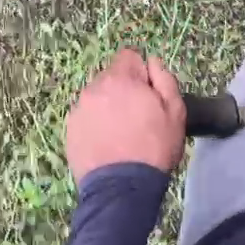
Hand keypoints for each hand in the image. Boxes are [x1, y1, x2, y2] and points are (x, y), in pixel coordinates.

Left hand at [64, 49, 186, 183]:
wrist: (121, 189)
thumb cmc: (154, 147)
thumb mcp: (175, 110)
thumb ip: (164, 78)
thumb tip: (151, 62)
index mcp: (121, 79)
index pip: (129, 56)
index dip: (142, 72)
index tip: (149, 92)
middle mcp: (94, 88)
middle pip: (112, 76)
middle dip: (124, 88)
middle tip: (138, 115)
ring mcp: (78, 110)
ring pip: (98, 96)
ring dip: (109, 105)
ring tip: (121, 132)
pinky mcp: (69, 131)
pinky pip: (87, 116)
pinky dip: (96, 123)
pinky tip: (107, 142)